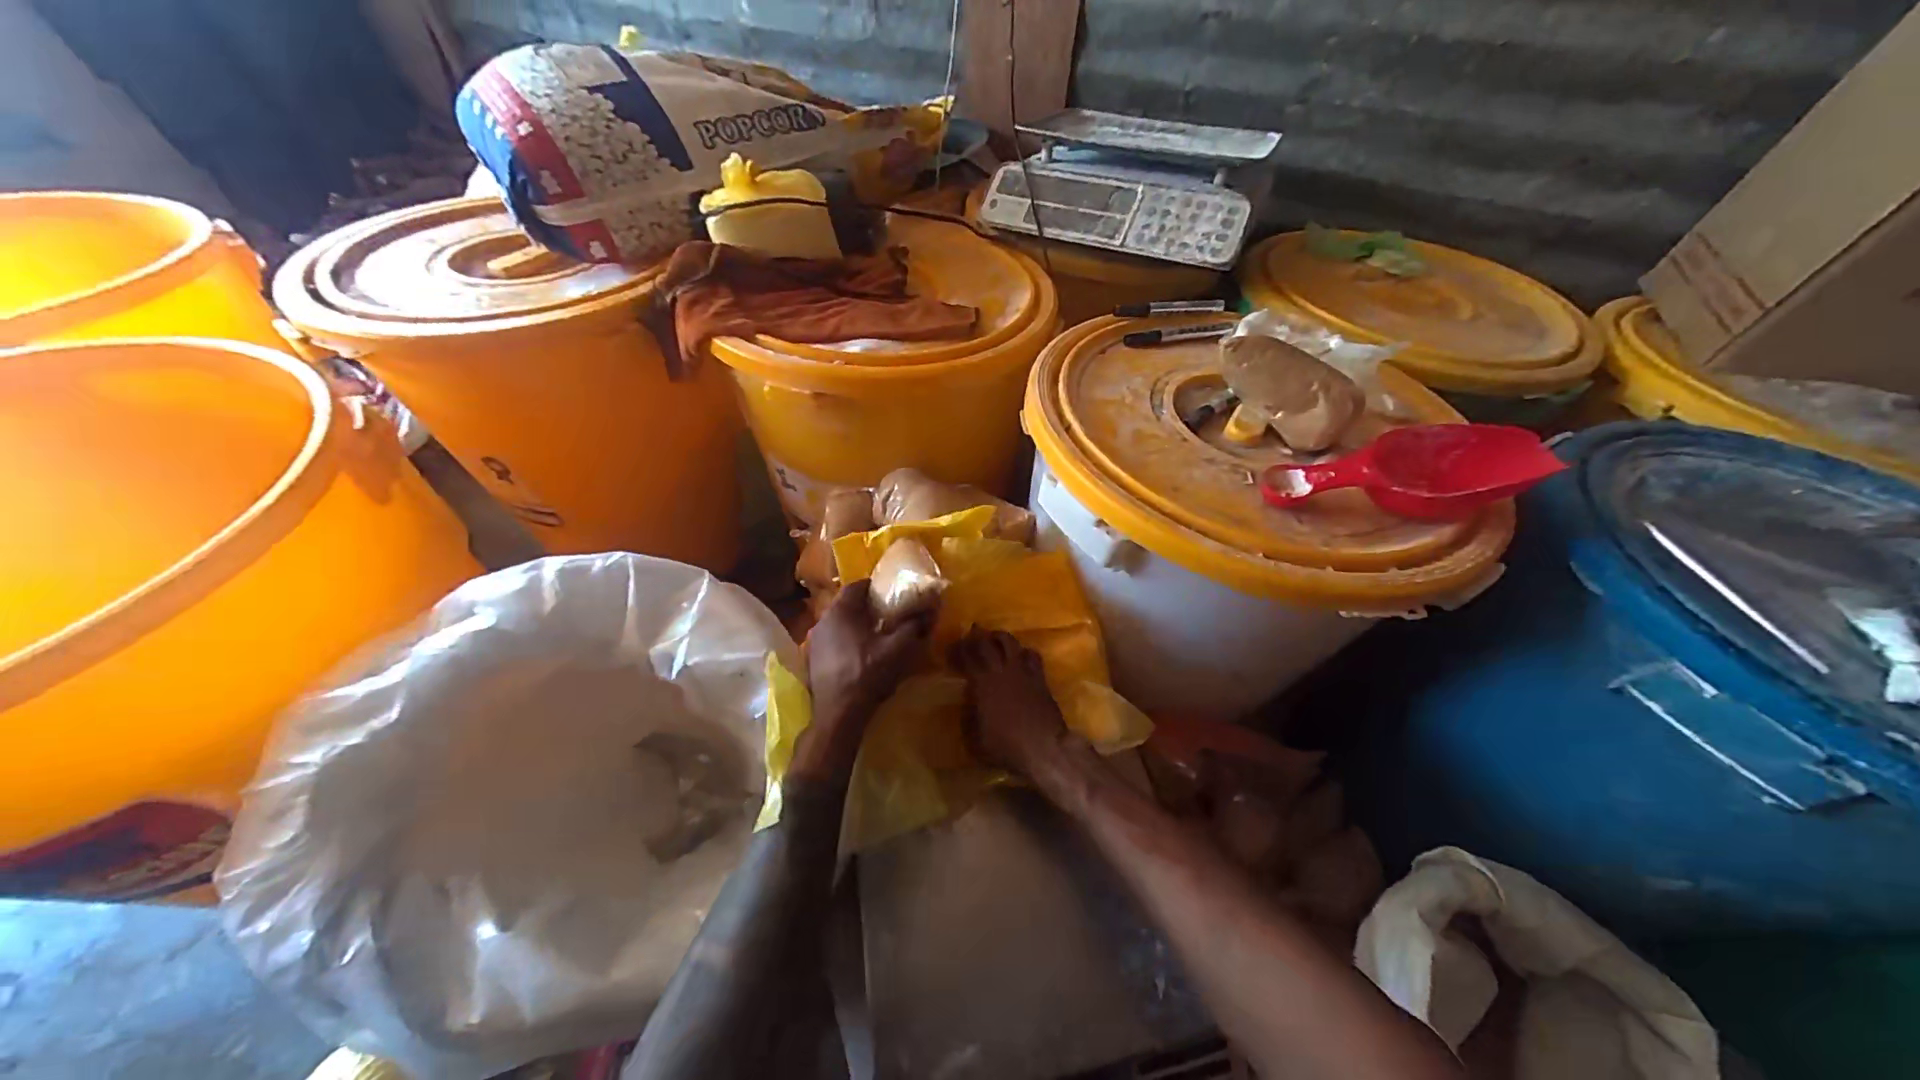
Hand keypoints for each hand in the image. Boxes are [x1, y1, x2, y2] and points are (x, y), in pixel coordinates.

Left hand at [796, 581, 930, 778]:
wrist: (839, 713)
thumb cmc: (868, 674)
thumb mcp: (898, 648)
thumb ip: (914, 625)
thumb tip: (930, 608)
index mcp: (841, 611)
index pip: (857, 585)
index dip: (876, 587)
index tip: (891, 594)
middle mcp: (822, 620)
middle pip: (846, 605)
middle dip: (867, 608)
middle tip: (888, 615)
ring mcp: (813, 642)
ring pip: (838, 624)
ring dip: (856, 626)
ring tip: (876, 637)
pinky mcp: (811, 660)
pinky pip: (832, 642)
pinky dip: (846, 643)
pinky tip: (860, 656)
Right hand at [952, 629, 1068, 778]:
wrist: (1044, 748)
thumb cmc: (1006, 746)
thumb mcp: (975, 737)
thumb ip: (969, 714)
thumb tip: (968, 699)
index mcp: (982, 683)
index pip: (967, 657)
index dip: (958, 649)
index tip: (951, 648)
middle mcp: (1002, 671)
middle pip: (987, 643)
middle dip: (977, 637)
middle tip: (971, 636)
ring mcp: (1023, 672)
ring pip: (1011, 642)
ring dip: (999, 637)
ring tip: (994, 638)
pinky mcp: (1040, 678)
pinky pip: (1032, 655)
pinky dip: (1023, 652)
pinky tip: (1020, 655)